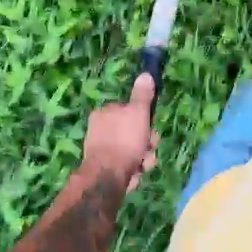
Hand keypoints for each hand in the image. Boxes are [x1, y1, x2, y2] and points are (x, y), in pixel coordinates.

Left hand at [83, 73, 158, 191]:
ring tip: (143, 166)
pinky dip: (132, 171)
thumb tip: (145, 74)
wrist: (107, 177)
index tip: (152, 130)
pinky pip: (124, 166)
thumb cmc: (124, 140)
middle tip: (149, 150)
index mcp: (104, 113)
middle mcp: (99, 130)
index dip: (144, 121)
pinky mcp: (103, 170)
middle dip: (145, 143)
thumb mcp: (138, 112)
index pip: (129, 111)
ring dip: (142, 159)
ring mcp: (100, 151)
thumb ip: (142, 95)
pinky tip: (134, 175)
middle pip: (132, 133)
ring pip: (130, 151)